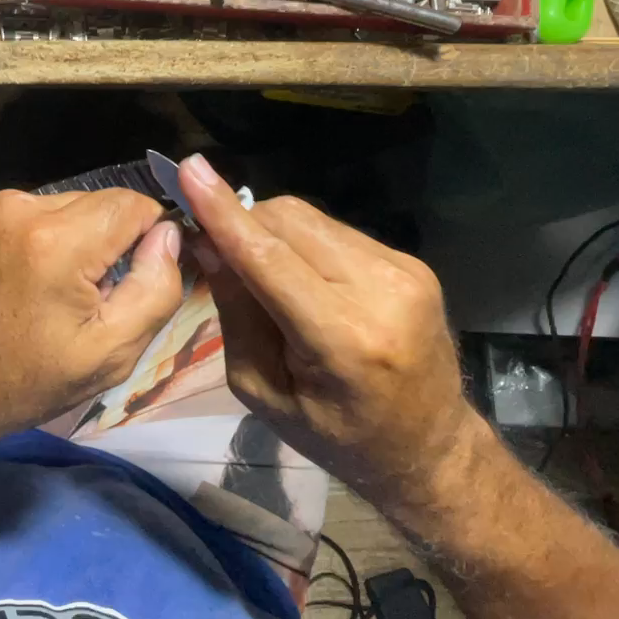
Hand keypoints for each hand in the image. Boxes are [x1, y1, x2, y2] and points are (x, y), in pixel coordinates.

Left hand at [0, 188, 185, 470]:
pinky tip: (21, 274)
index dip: (147, 234)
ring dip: (70, 235)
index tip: (133, 271)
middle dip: (104, 239)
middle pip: (96, 202)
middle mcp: (20, 207)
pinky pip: (27, 209)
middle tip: (87, 291)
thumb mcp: (111, 354)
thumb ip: (155, 288)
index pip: (132, 203)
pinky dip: (35, 234)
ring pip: (62, 204)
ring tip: (49, 286)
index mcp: (56, 242)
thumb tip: (168, 233)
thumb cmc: (26, 380)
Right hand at [179, 155, 486, 510]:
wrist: (430, 448)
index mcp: (343, 339)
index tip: (188, 169)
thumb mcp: (262, 389)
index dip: (222, 212)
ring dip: (269, 231)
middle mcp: (382, 292)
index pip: (267, 256)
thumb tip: (206, 241)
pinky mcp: (410, 262)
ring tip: (263, 275)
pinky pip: (332, 229)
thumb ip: (234, 311)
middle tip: (215, 251)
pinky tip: (301, 278)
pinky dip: (300, 242)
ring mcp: (404, 271)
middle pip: (286, 220)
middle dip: (240, 222)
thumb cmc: (335, 436)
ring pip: (308, 216)